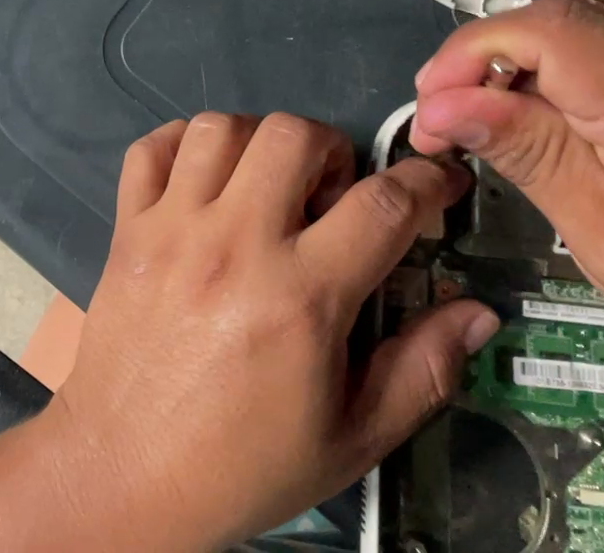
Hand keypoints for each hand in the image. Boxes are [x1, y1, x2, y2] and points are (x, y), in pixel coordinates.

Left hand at [34, 113, 497, 551]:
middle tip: (332, 195)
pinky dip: (179, 146)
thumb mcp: (353, 438)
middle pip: (293, 136)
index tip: (440, 183)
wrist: (124, 475)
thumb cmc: (244, 464)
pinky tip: (201, 179)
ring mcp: (172, 229)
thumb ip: (423, 370)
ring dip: (256, 141)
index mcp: (301, 296)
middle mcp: (236, 243)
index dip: (427, 182)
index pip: (383, 204)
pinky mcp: (127, 231)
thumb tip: (478, 311)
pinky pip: (149, 150)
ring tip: (266, 184)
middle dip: (331, 150)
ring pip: (219, 129)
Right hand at [408, 0, 603, 375]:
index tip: (428, 104)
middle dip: (482, 61)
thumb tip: (441, 107)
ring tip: (480, 124)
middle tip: (441, 121)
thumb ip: (530, 157)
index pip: (557, 35)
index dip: (475, 50)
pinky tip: (538, 118)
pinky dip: (552, 73)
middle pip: (562, 22)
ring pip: (578, 29)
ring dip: (513, 67)